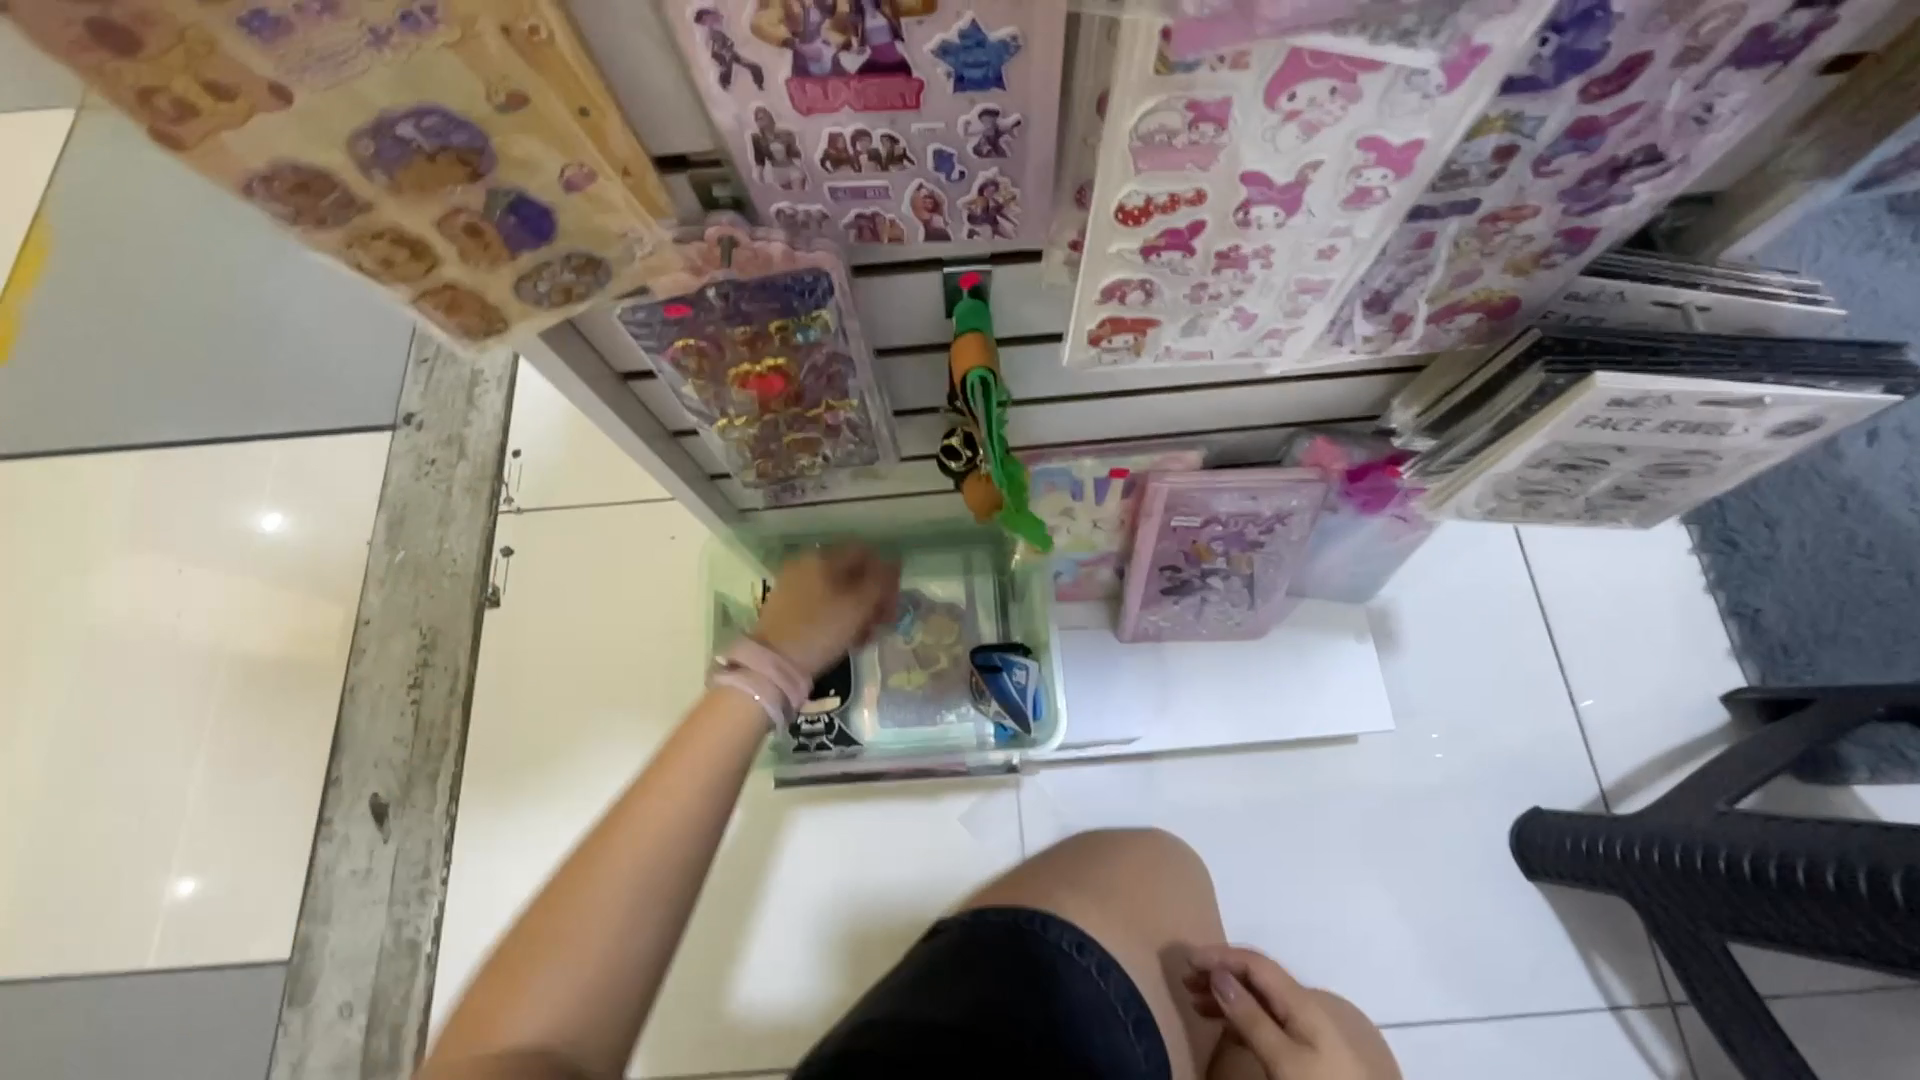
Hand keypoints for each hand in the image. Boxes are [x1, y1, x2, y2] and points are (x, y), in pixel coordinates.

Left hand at [753, 545, 900, 677]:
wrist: (773, 662)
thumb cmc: (822, 630)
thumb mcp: (860, 605)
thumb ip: (881, 580)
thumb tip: (894, 562)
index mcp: (825, 557)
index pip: (867, 554)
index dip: (886, 576)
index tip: (892, 604)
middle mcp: (807, 563)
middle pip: (852, 572)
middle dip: (872, 596)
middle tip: (881, 623)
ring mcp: (794, 583)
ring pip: (838, 590)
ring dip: (857, 609)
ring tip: (864, 635)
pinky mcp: (786, 605)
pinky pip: (821, 602)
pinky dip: (837, 615)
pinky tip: (844, 637)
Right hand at [1183, 945, 1387, 1079]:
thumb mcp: (1283, 1060)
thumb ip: (1250, 1017)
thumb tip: (1218, 975)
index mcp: (1300, 1002)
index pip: (1255, 963)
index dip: (1220, 956)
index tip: (1187, 960)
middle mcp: (1303, 1007)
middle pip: (1256, 978)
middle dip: (1220, 974)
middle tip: (1186, 982)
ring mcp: (1306, 1029)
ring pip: (1259, 999)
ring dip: (1227, 995)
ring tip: (1196, 1003)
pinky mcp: (1306, 1050)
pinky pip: (1266, 1020)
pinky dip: (1240, 1017)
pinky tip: (1225, 1027)